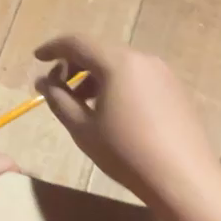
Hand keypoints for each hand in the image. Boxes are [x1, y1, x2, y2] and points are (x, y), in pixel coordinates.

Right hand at [35, 36, 220, 210]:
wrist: (183, 177)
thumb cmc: (126, 153)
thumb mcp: (82, 128)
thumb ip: (58, 99)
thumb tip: (43, 81)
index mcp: (117, 63)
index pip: (77, 42)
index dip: (54, 48)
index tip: (37, 59)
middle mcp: (142, 58)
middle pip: (100, 51)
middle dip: (75, 66)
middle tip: (58, 88)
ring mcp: (163, 72)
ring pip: (120, 64)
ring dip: (96, 76)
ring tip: (84, 104)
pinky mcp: (175, 88)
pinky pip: (138, 76)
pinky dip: (118, 84)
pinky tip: (114, 112)